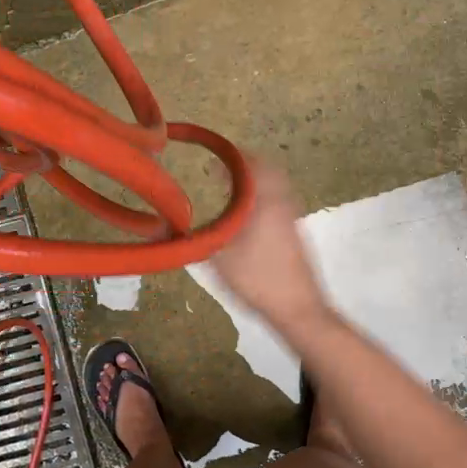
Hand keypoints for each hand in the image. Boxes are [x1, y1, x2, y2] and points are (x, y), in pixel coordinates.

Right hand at [210, 162, 333, 328]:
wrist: (299, 309)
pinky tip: (247, 219)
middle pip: (270, 171)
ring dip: (257, 184)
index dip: (235, 157)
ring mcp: (293, 219)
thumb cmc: (258, 280)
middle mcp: (283, 204)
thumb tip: (167, 225)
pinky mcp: (297, 235)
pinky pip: (280, 203)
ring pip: (277, 188)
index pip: (254, 164)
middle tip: (224, 172)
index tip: (215, 159)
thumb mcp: (219, 259)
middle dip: (247, 167)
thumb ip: (196, 237)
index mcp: (265, 202)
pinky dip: (263, 200)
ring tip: (232, 192)